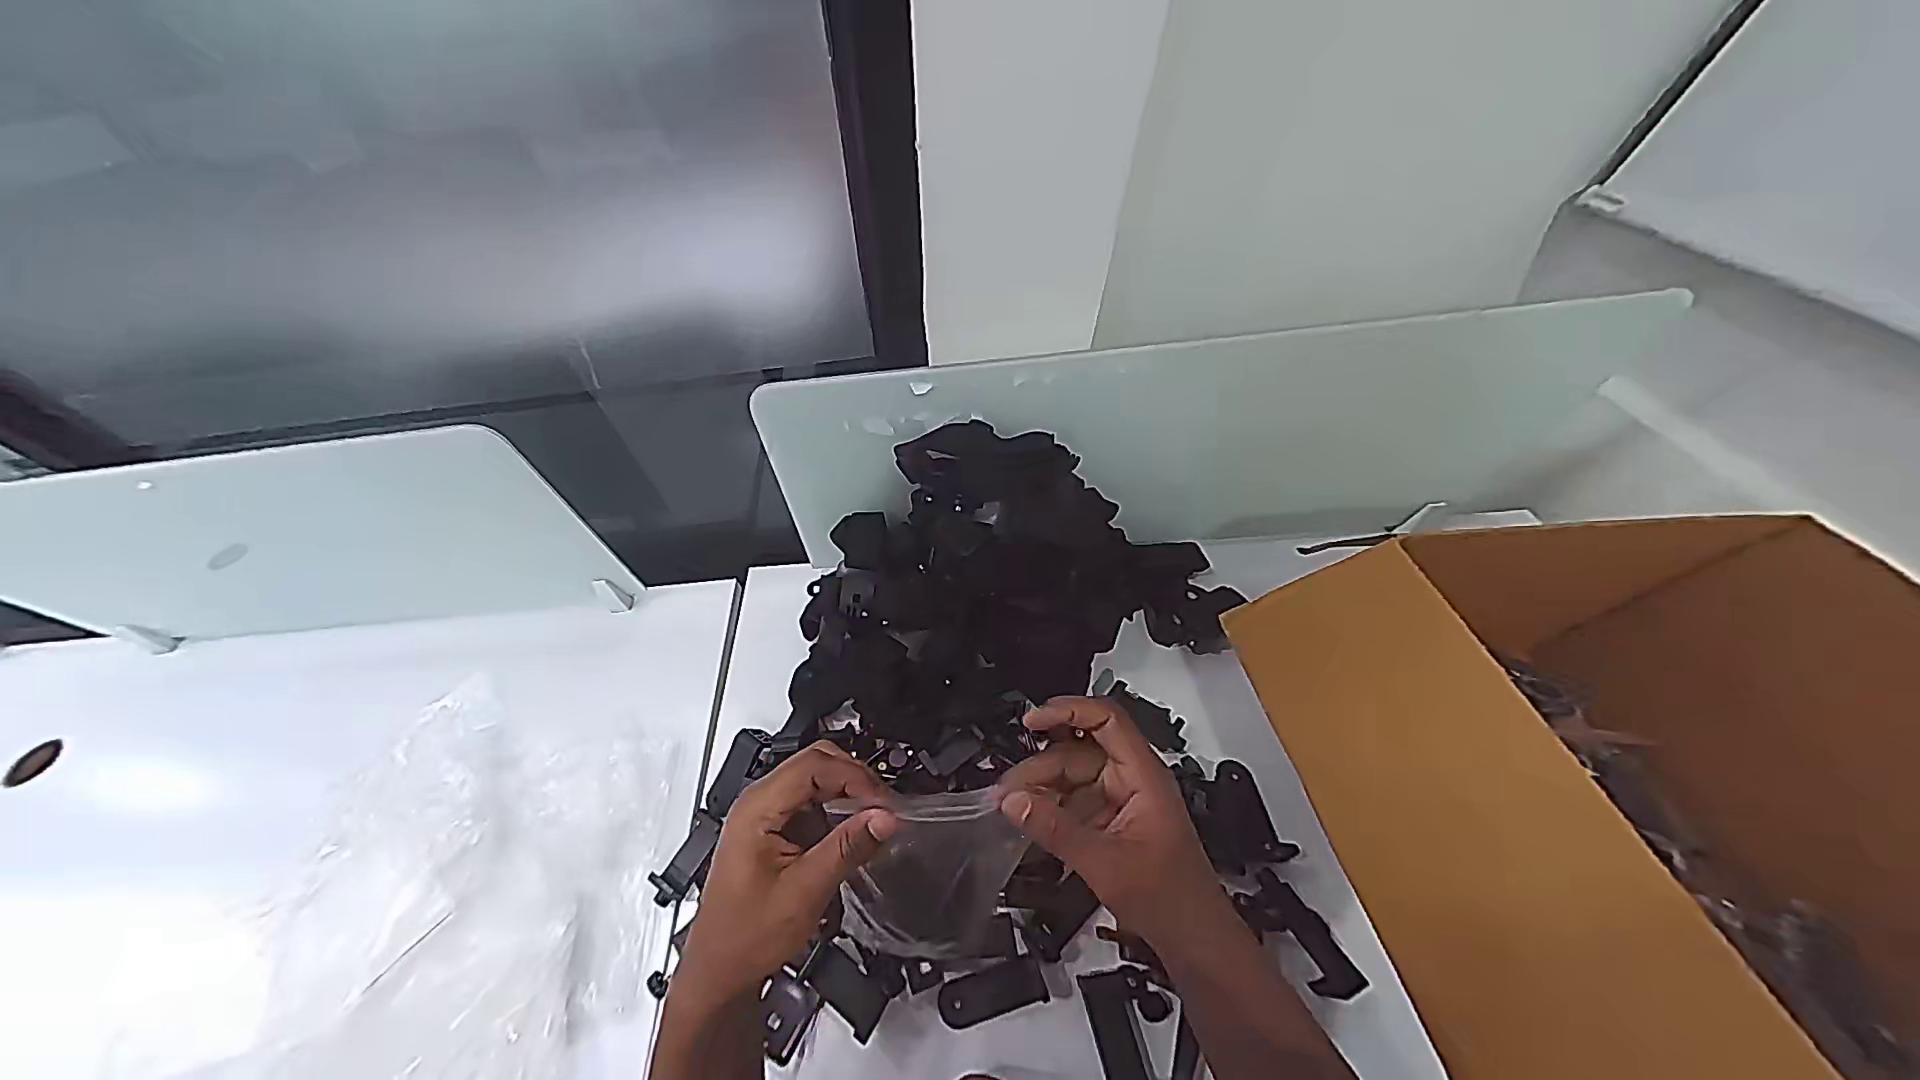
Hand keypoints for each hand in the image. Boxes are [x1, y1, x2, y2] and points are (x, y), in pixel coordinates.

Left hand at [675, 741, 898, 1005]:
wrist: (720, 974)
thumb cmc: (744, 939)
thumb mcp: (805, 891)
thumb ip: (847, 848)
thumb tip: (883, 817)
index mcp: (757, 808)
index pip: (815, 764)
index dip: (855, 776)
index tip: (881, 802)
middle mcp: (757, 803)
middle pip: (816, 762)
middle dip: (855, 778)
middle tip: (881, 806)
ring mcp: (764, 814)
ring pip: (816, 779)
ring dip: (848, 793)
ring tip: (872, 819)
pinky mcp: (774, 828)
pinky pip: (812, 801)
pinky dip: (837, 808)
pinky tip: (851, 832)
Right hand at [998, 696, 1235, 948]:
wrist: (1192, 938)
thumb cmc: (1171, 899)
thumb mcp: (1104, 863)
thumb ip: (1055, 829)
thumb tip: (1015, 801)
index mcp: (1143, 775)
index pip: (1106, 720)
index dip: (1068, 711)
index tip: (1033, 720)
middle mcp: (1131, 778)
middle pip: (1078, 750)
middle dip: (1040, 764)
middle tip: (1009, 786)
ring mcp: (1119, 797)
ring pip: (1071, 774)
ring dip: (1040, 786)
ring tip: (1011, 804)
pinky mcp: (1109, 817)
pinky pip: (1073, 797)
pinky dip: (1049, 805)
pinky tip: (1029, 817)